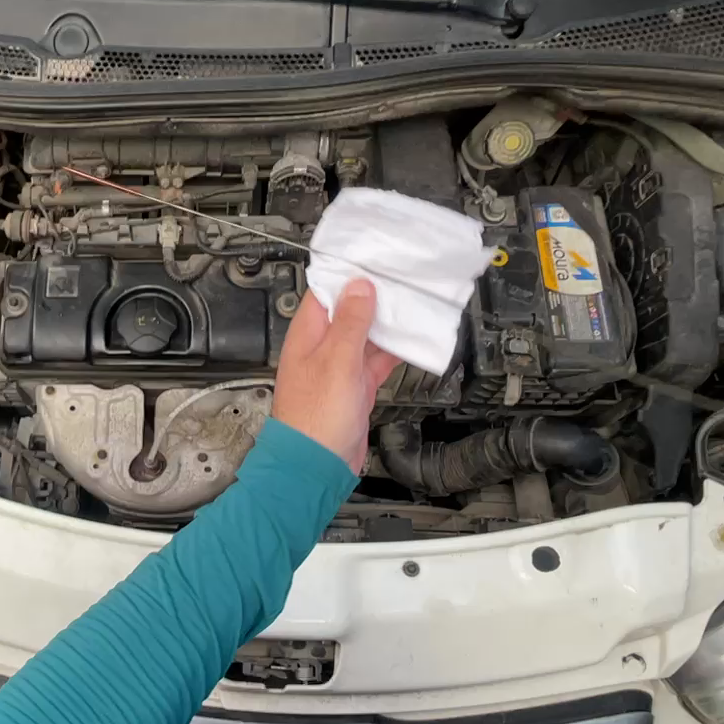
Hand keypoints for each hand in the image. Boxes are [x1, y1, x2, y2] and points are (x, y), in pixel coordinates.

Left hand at [272, 281, 400, 473]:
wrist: (317, 465)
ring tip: (416, 303)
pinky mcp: (355, 386)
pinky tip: (413, 340)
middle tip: (405, 278)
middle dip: (376, 296)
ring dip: (388, 323)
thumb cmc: (313, 418)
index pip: (326, 291)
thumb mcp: (336, 361)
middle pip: (350, 310)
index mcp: (307, 335)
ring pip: (367, 335)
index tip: (376, 258)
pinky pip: (377, 360)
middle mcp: (321, 348)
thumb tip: (358, 287)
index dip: (350, 273)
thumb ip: (349, 323)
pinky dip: (394, 351)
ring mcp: (339, 367)